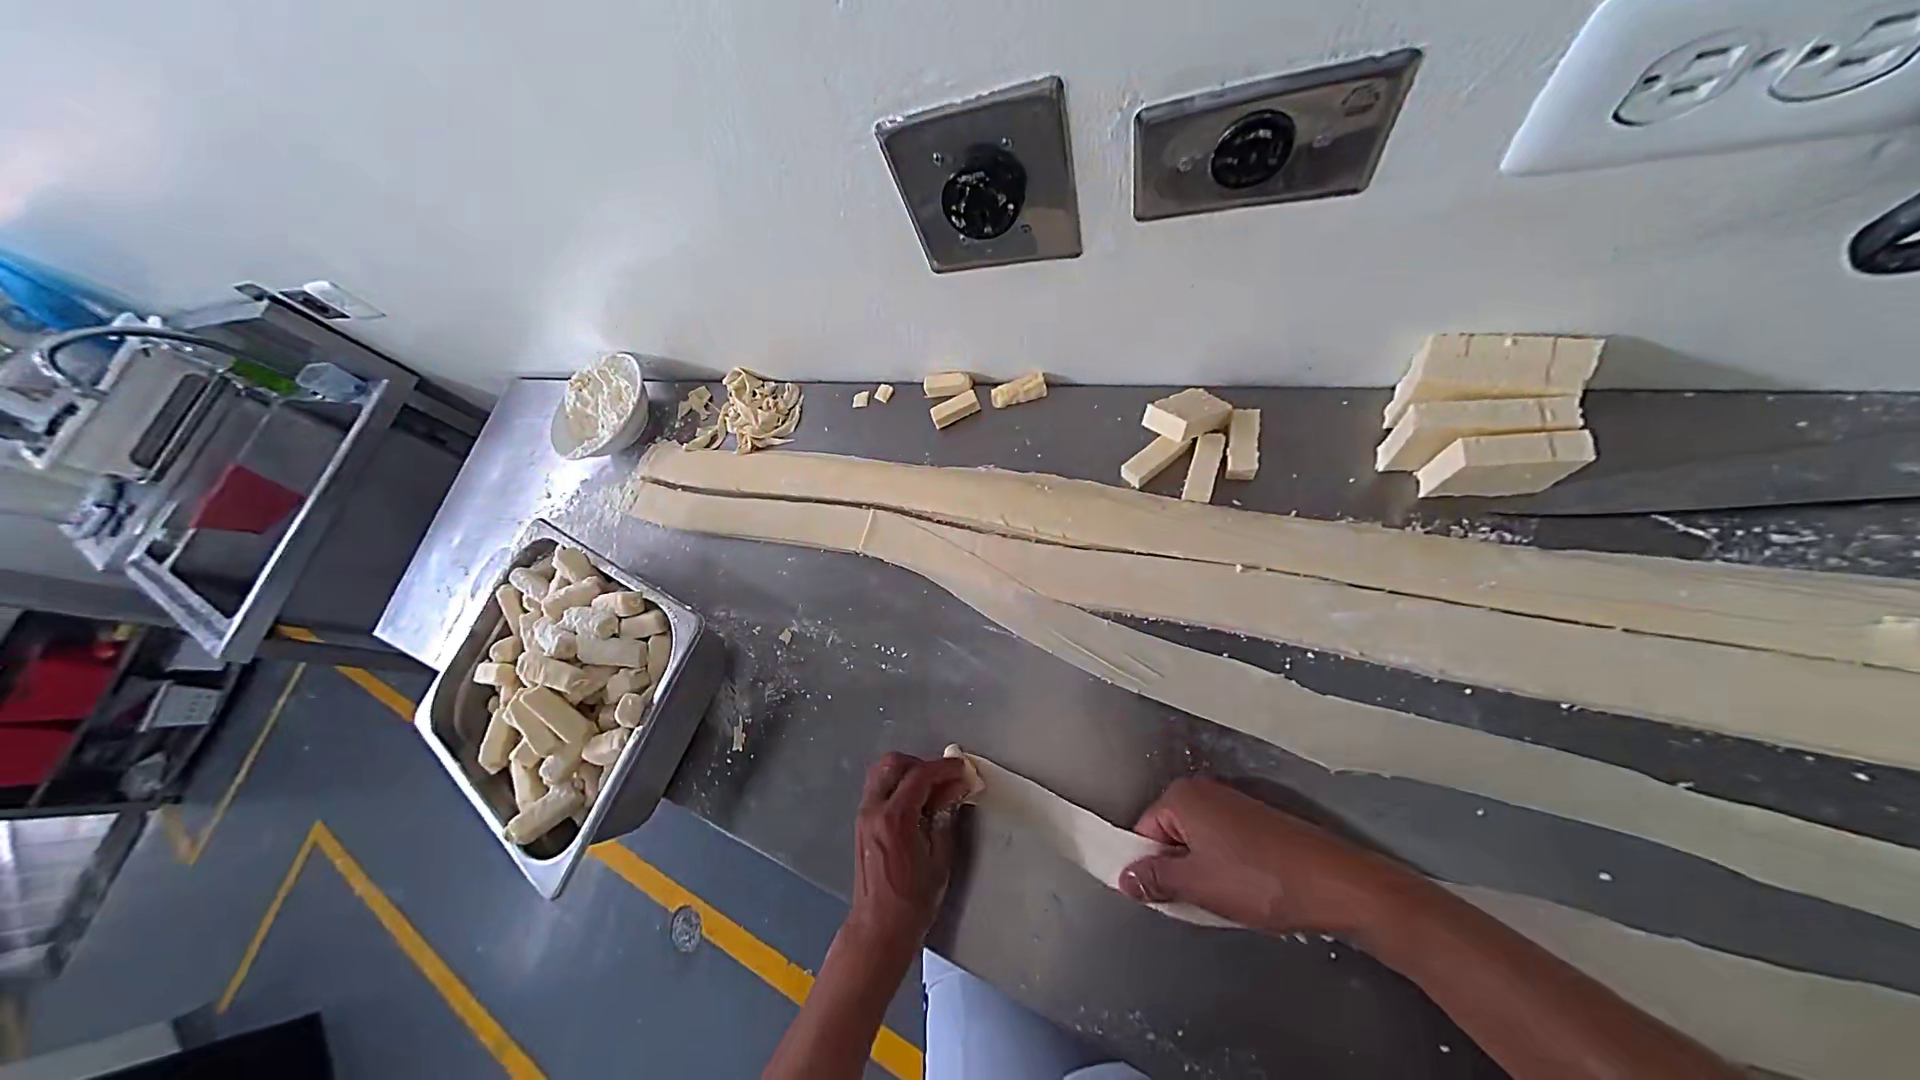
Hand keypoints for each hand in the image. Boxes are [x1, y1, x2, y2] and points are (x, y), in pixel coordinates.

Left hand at [846, 752, 973, 947]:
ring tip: (931, 790)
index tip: (961, 767)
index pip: (919, 775)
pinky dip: (898, 785)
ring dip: (907, 773)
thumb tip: (956, 788)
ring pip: (882, 772)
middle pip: (893, 763)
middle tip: (944, 778)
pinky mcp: (862, 823)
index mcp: (894, 819)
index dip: (944, 767)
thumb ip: (946, 815)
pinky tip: (916, 803)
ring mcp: (864, 815)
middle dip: (922, 764)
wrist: (880, 927)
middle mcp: (873, 811)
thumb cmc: (913, 901)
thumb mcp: (940, 858)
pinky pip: (879, 789)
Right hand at [1117, 777, 1429, 937]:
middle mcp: (1205, 791)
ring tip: (1224, 900)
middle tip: (1195, 901)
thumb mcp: (1196, 886)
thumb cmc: (1260, 881)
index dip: (1148, 867)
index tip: (1162, 896)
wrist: (1336, 885)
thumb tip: (1125, 878)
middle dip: (1176, 870)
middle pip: (1169, 835)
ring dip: (1202, 873)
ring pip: (1197, 844)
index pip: (1142, 832)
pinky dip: (1225, 869)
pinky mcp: (1257, 822)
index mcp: (1182, 797)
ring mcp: (1233, 804)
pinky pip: (1222, 845)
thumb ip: (1154, 880)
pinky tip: (1245, 892)